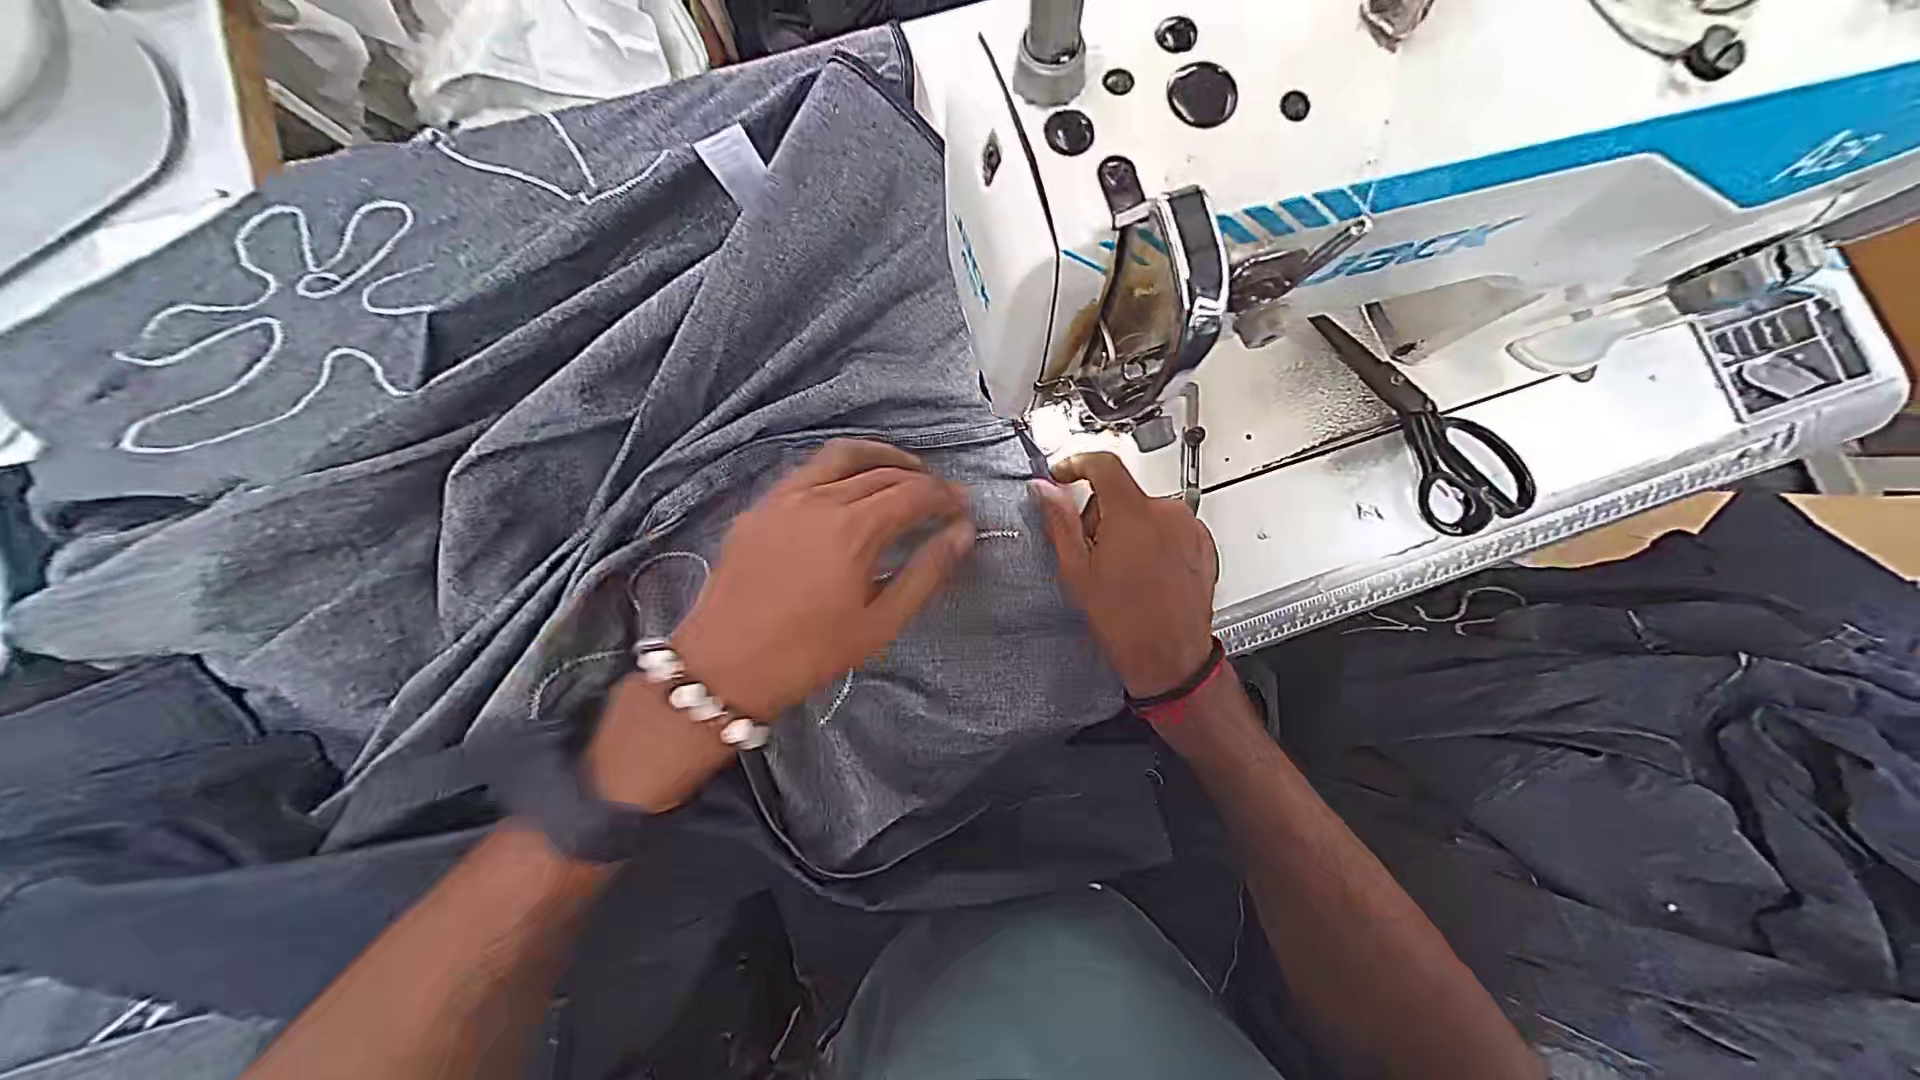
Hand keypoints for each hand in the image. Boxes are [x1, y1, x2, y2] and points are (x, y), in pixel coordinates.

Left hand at [670, 439, 975, 720]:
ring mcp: (784, 499)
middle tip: (941, 496)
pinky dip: (839, 468)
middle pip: (883, 473)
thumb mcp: (880, 623)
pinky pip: (807, 470)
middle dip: (920, 480)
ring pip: (842, 457)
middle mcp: (819, 500)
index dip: (944, 496)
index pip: (913, 493)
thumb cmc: (809, 653)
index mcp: (853, 529)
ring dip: (880, 458)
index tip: (962, 506)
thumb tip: (961, 534)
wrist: (725, 666)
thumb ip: (925, 573)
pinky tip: (847, 487)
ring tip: (903, 471)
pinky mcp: (759, 507)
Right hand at [1034, 452, 1217, 697]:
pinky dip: (1152, 541)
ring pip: (1145, 511)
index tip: (1065, 473)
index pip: (1103, 464)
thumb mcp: (1077, 570)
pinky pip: (1168, 528)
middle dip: (1101, 514)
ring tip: (1120, 570)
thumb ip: (1060, 520)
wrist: (1169, 656)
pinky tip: (1143, 573)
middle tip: (1092, 550)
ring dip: (1127, 529)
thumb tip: (1046, 490)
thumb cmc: (1128, 623)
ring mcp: (1189, 529)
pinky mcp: (1202, 544)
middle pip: (1122, 492)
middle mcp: (1167, 514)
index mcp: (1133, 514)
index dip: (1076, 464)